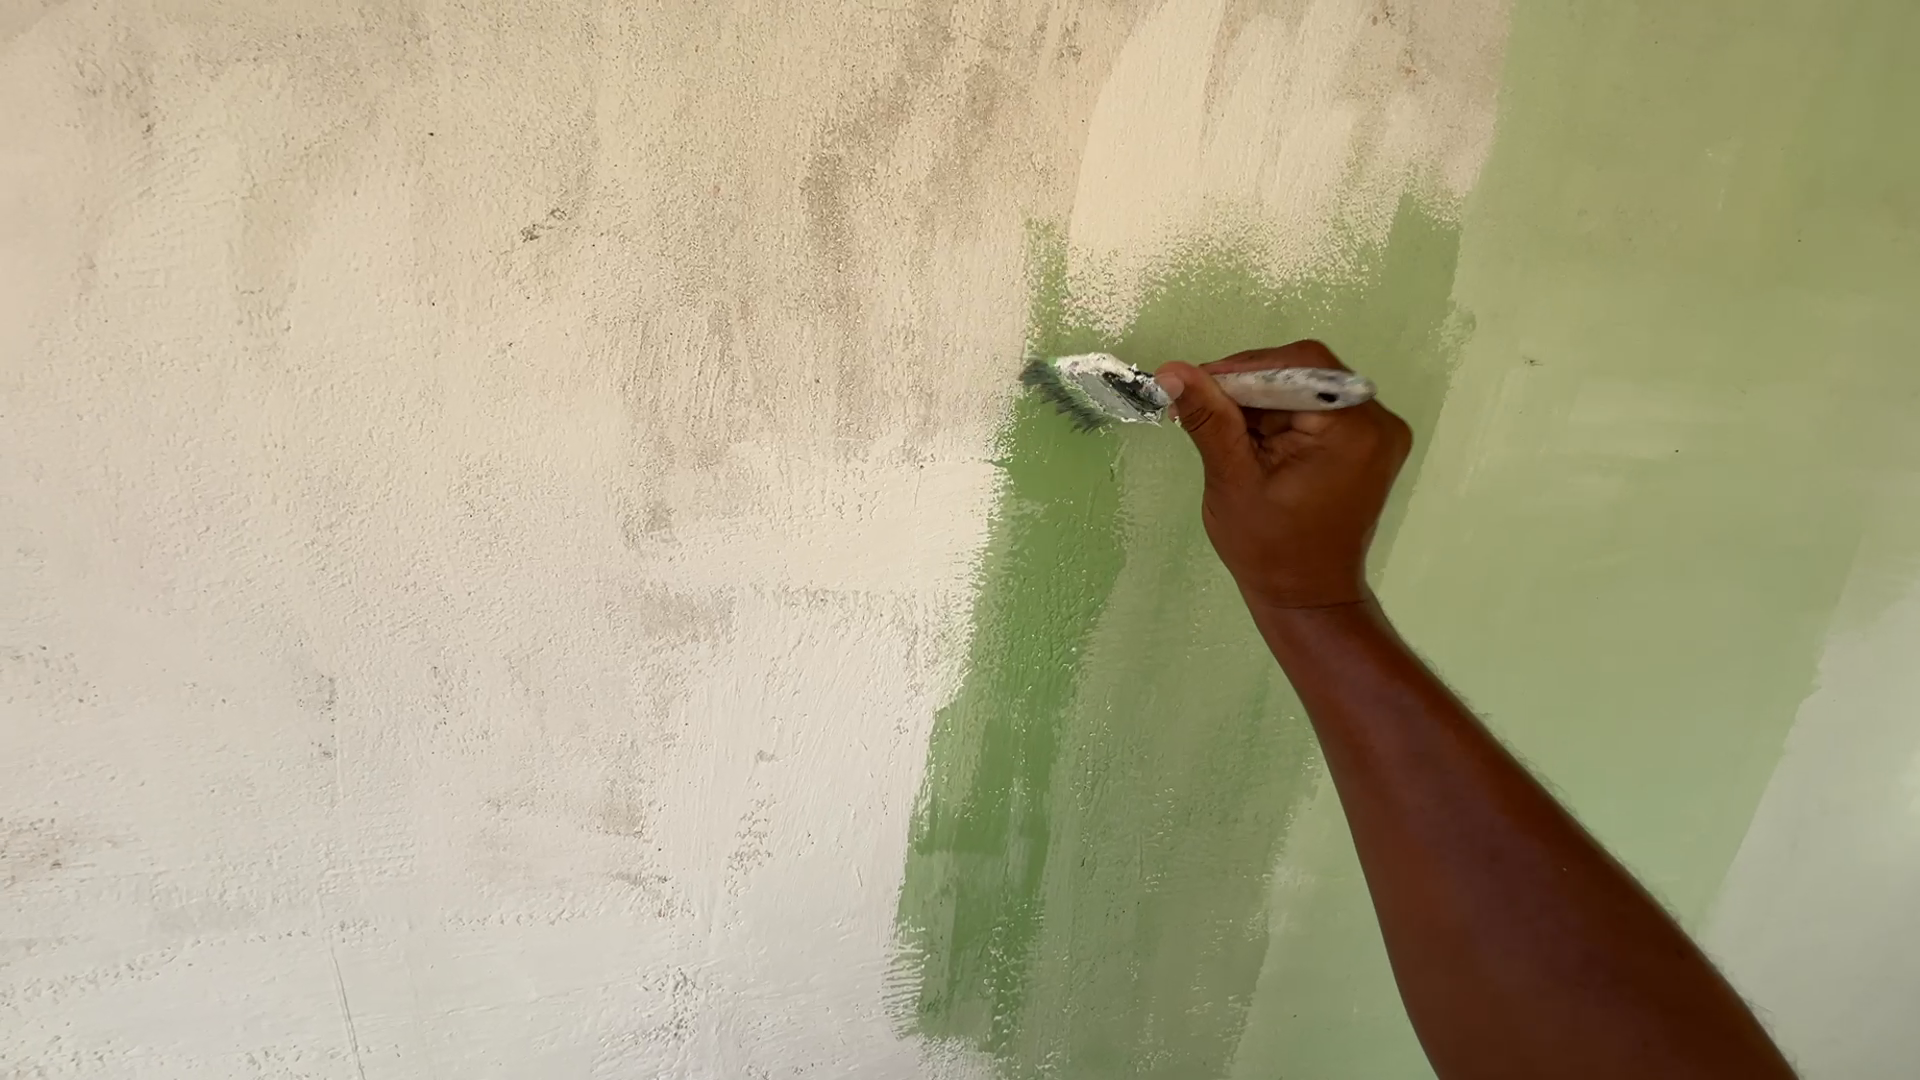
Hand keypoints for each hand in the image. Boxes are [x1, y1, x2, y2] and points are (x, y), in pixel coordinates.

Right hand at [1156, 341, 1411, 609]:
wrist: (1306, 597)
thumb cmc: (1267, 548)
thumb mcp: (1231, 478)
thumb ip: (1208, 418)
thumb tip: (1171, 371)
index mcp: (1353, 428)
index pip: (1297, 365)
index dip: (1241, 368)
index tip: (1194, 386)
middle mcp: (1377, 421)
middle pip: (1304, 373)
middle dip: (1247, 386)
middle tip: (1198, 407)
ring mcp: (1375, 433)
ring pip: (1306, 389)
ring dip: (1258, 403)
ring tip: (1218, 427)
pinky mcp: (1364, 445)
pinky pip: (1315, 410)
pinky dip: (1277, 418)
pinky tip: (1248, 439)